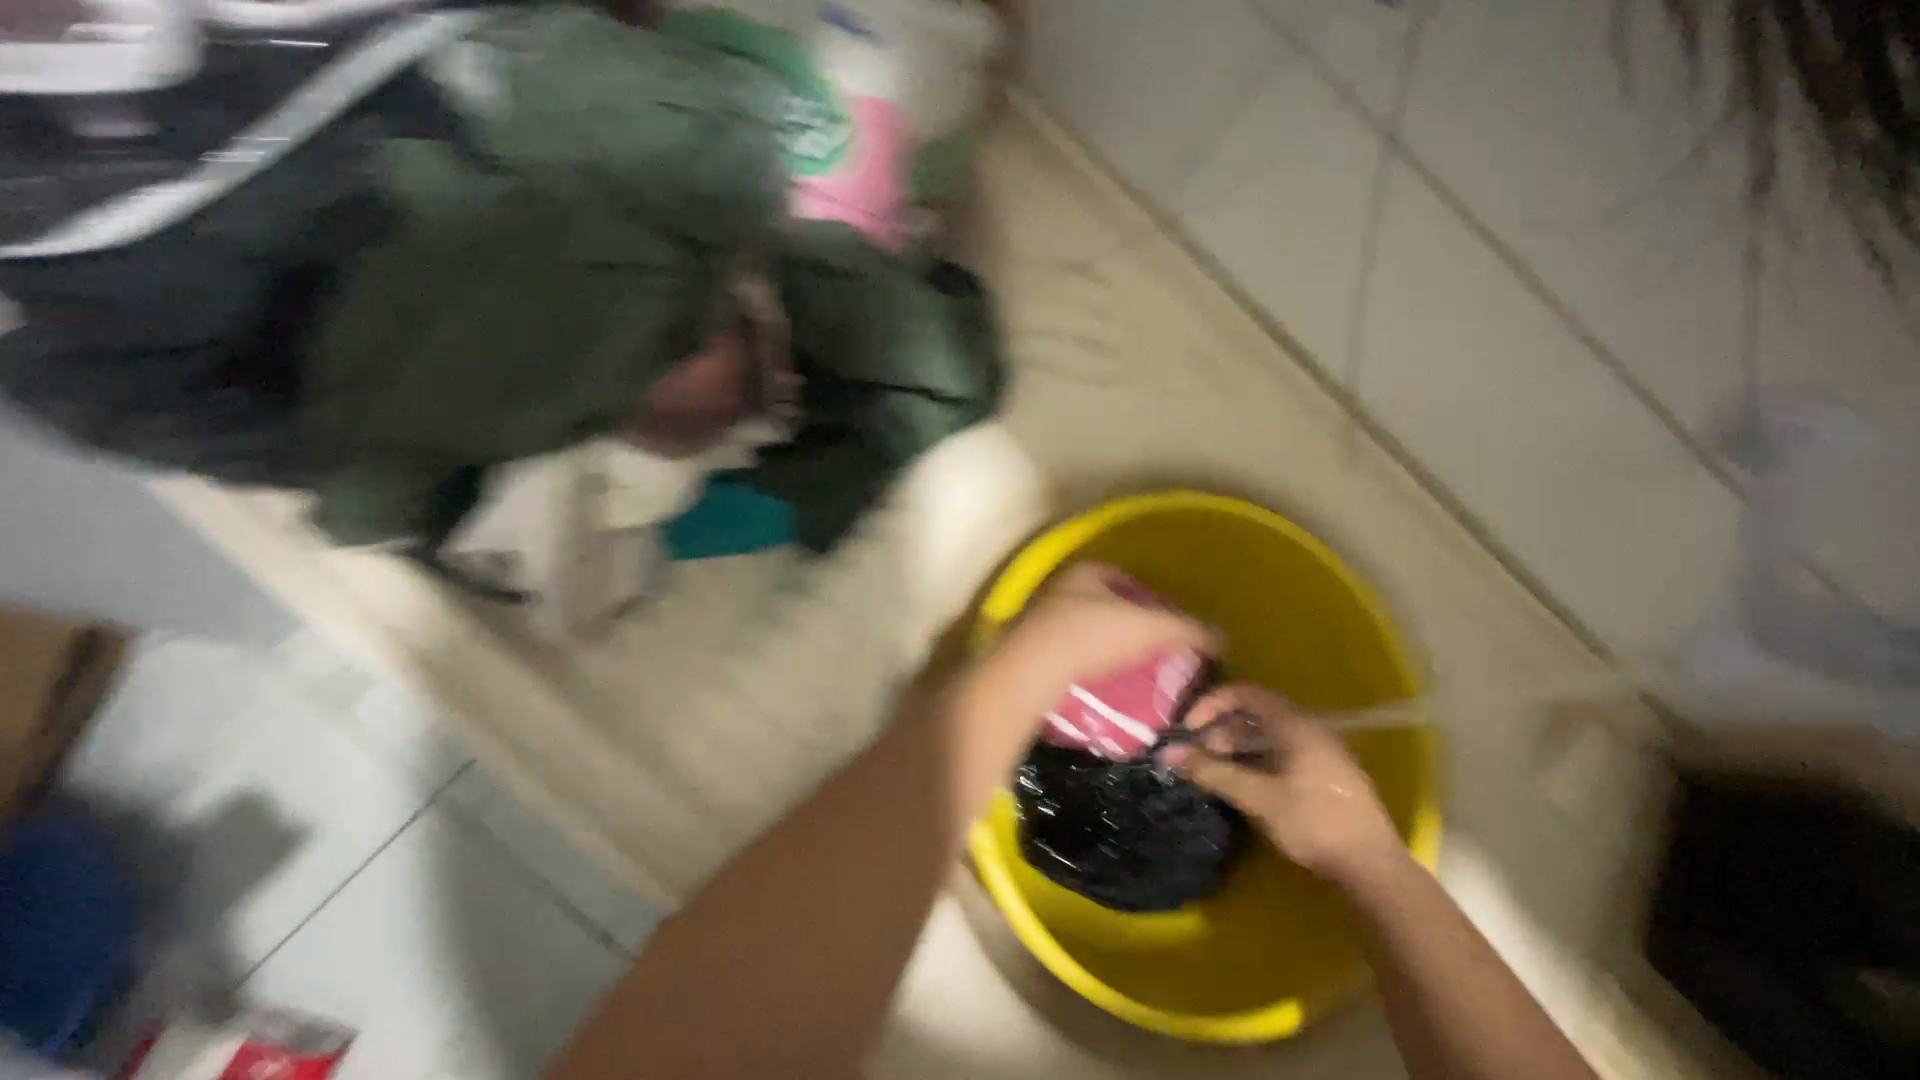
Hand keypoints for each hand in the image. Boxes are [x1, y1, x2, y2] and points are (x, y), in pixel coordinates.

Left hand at [965, 562, 1216, 728]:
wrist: (1030, 673)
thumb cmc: (1091, 636)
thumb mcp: (1151, 629)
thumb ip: (1188, 630)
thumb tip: (1223, 638)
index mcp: (1084, 573)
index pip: (1122, 577)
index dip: (1146, 595)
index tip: (1164, 620)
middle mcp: (1057, 590)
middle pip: (1100, 603)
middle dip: (1124, 622)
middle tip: (1150, 647)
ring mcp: (1038, 622)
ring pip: (1080, 630)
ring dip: (1102, 647)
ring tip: (1130, 671)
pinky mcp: (1027, 653)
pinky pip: (1064, 656)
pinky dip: (1083, 667)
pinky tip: (1100, 686)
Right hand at [1165, 684, 1406, 886]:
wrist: (1371, 866)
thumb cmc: (1313, 822)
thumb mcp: (1257, 797)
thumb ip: (1212, 772)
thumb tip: (1167, 754)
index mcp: (1294, 724)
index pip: (1245, 693)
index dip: (1211, 704)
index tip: (1189, 729)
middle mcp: (1308, 730)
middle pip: (1255, 715)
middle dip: (1220, 731)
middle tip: (1199, 758)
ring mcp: (1319, 753)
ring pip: (1267, 738)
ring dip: (1236, 750)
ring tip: (1216, 775)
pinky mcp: (1323, 776)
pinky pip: (1280, 755)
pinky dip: (1255, 763)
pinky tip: (1243, 789)